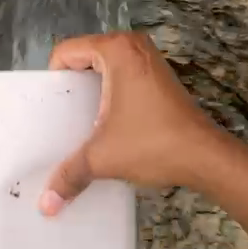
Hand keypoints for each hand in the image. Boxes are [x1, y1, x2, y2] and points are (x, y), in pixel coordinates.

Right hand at [39, 31, 224, 216]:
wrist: (202, 153)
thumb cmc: (152, 142)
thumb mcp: (103, 157)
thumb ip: (70, 174)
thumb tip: (45, 204)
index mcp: (116, 50)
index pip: (68, 50)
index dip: (53, 77)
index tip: (49, 107)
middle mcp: (132, 44)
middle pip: (85, 55)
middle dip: (72, 84)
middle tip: (60, 116)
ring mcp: (148, 56)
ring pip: (105, 64)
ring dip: (91, 88)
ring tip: (80, 121)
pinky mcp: (158, 72)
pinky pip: (122, 72)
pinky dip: (110, 90)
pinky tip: (105, 119)